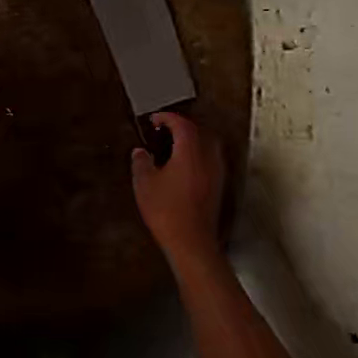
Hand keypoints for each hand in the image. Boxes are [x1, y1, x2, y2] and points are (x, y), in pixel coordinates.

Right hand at [130, 112, 223, 257]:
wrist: (190, 240)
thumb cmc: (168, 212)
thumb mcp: (144, 183)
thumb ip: (141, 162)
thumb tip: (140, 153)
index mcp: (190, 153)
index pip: (183, 125)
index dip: (168, 118)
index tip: (156, 119)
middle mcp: (208, 160)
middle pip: (201, 132)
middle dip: (183, 126)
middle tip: (166, 127)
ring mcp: (216, 174)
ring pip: (209, 146)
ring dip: (193, 140)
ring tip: (174, 144)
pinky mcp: (217, 187)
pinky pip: (210, 160)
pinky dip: (198, 155)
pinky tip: (183, 164)